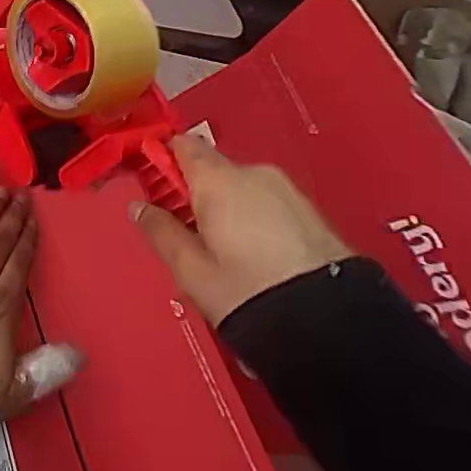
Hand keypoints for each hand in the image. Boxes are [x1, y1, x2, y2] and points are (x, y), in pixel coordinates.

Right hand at [130, 135, 354, 325]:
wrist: (333, 324)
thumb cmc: (248, 293)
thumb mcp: (193, 272)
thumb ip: (162, 233)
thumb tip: (137, 206)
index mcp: (218, 181)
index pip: (183, 146)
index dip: (165, 159)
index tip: (156, 188)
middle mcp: (252, 172)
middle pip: (212, 169)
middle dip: (197, 195)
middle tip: (192, 240)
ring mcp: (284, 187)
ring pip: (241, 187)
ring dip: (227, 208)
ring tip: (230, 259)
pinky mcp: (309, 208)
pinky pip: (267, 202)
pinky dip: (255, 219)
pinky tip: (261, 259)